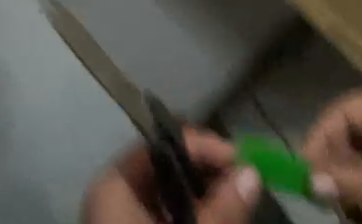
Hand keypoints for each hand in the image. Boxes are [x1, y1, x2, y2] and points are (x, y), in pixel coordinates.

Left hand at [82, 129, 262, 223]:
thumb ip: (221, 209)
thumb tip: (253, 173)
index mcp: (112, 184)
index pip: (161, 144)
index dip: (203, 146)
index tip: (240, 159)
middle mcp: (108, 195)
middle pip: (164, 169)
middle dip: (205, 173)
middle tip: (242, 182)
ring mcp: (112, 218)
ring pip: (164, 195)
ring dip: (200, 196)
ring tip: (232, 201)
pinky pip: (156, 213)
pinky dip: (184, 214)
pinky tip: (211, 218)